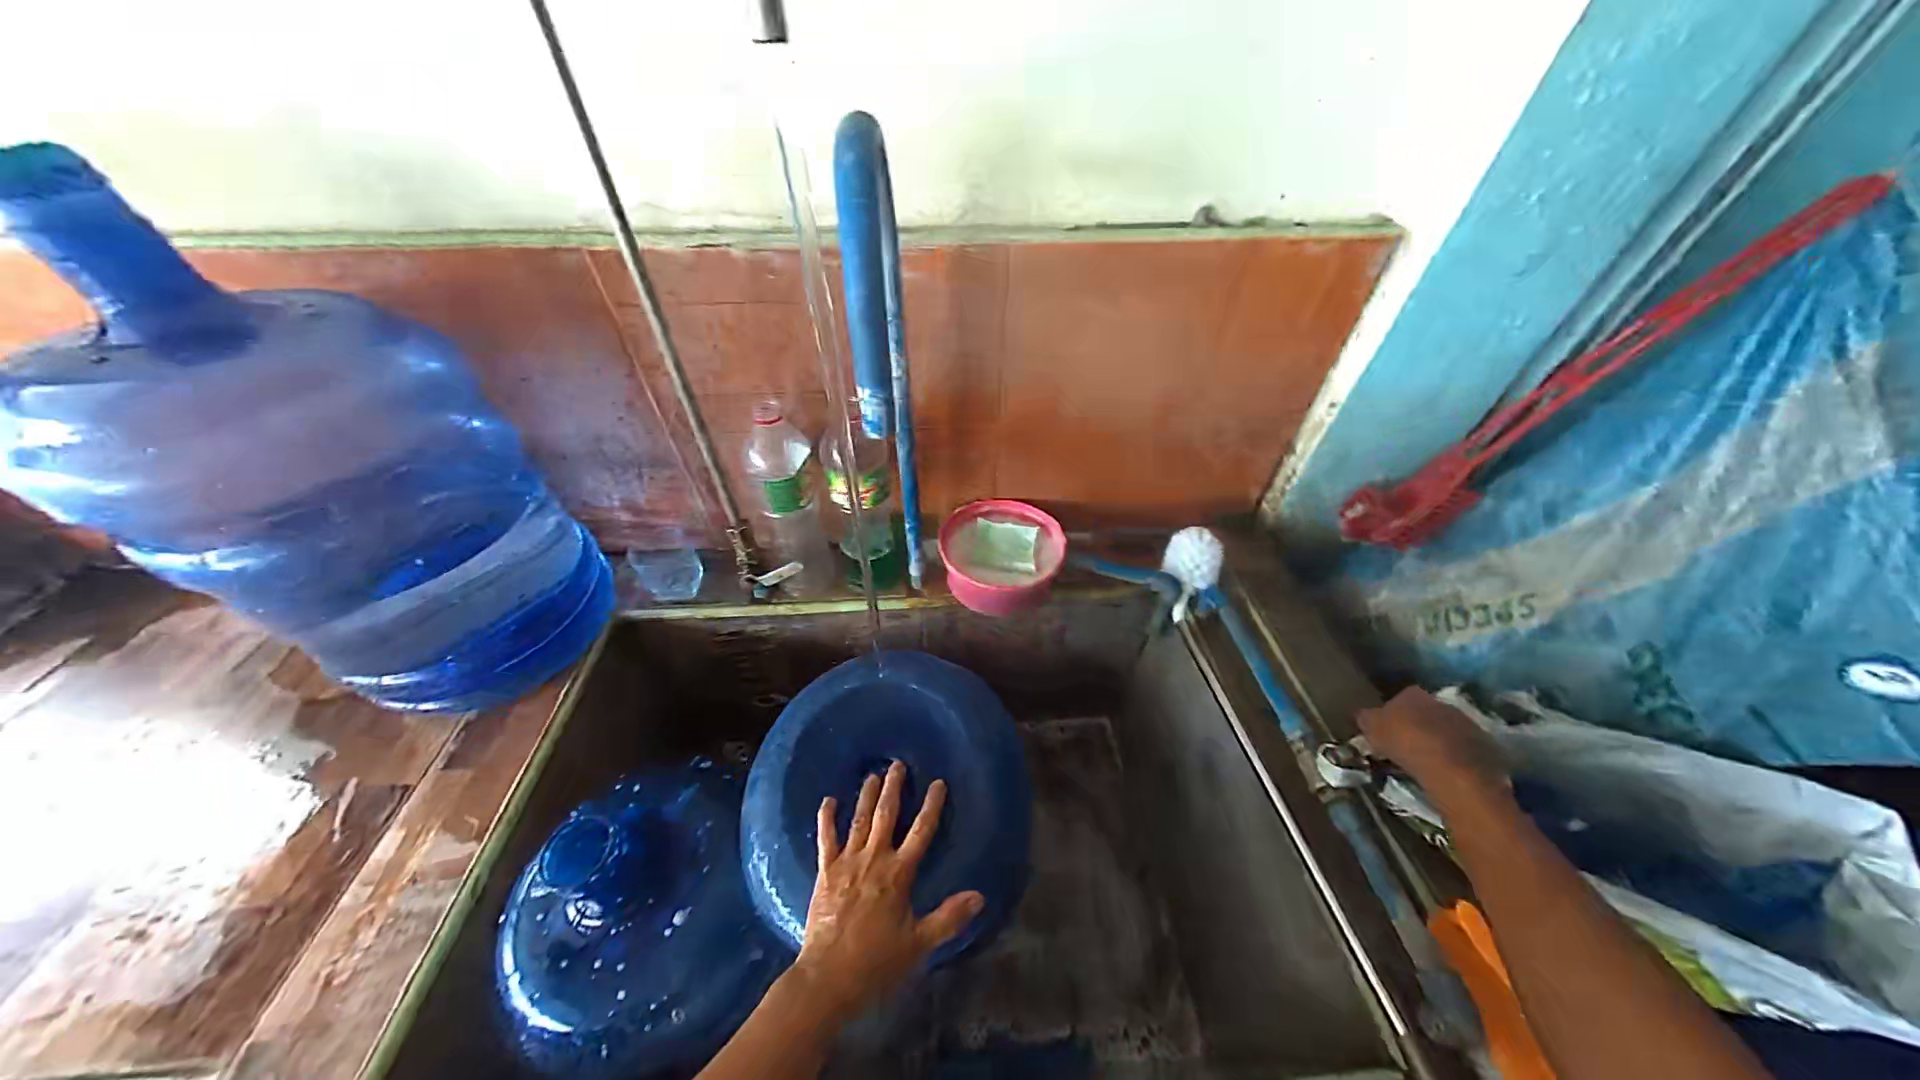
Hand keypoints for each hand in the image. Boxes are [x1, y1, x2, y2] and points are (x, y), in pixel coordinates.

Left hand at [792, 761, 982, 1022]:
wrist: (829, 976)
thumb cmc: (877, 961)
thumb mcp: (919, 943)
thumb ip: (949, 917)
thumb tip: (979, 896)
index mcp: (899, 874)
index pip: (921, 832)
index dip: (932, 806)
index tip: (938, 783)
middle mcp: (874, 860)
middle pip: (886, 816)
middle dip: (894, 788)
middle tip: (898, 764)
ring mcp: (847, 863)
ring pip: (859, 820)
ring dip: (866, 796)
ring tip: (873, 774)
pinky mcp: (825, 872)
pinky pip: (825, 839)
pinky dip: (826, 819)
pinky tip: (828, 800)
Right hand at [1357, 687, 1509, 810]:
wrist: (1454, 772)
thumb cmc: (1406, 744)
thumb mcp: (1372, 729)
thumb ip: (1366, 718)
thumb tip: (1364, 714)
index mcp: (1413, 694)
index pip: (1399, 697)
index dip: (1392, 712)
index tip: (1387, 729)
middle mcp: (1441, 702)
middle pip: (1424, 712)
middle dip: (1416, 725)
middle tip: (1404, 745)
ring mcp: (1466, 723)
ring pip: (1445, 729)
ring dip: (1436, 741)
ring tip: (1424, 761)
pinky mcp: (1485, 746)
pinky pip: (1462, 748)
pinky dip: (1453, 757)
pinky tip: (1444, 771)